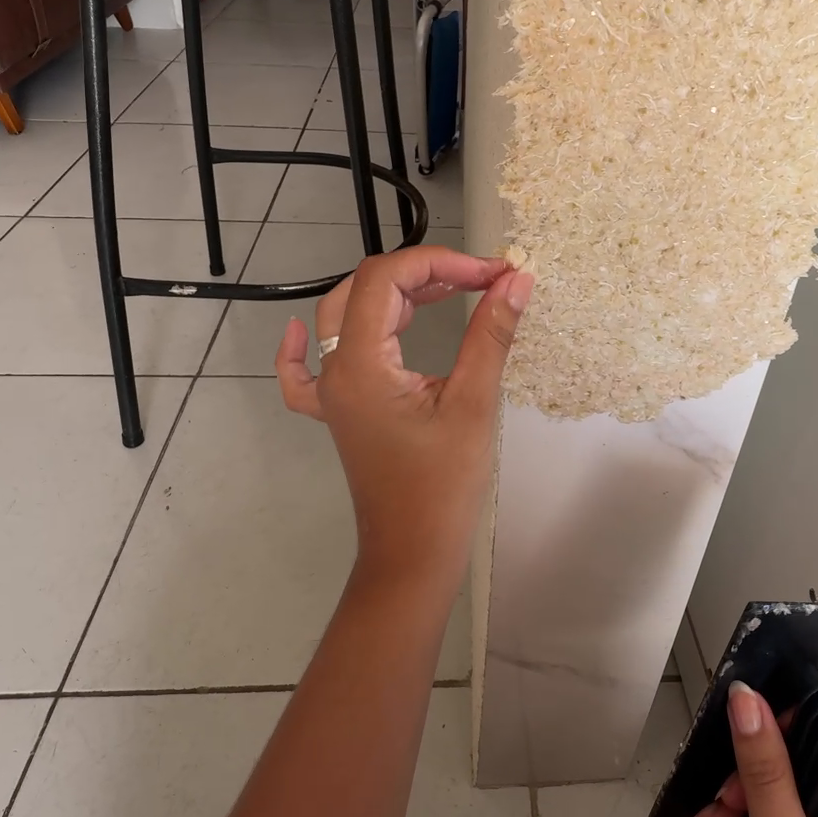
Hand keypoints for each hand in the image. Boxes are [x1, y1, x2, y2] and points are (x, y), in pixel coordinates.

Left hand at [275, 245, 534, 579]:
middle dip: (426, 273)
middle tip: (483, 282)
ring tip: (447, 291)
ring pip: (344, 315)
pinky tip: (302, 332)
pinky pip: (305, 371)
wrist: (412, 554)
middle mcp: (335, 368)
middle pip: (365, 289)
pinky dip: (301, 346)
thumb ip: (491, 334)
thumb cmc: (443, 485)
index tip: (493, 273)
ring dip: (393, 295)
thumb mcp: (472, 403)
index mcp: (360, 362)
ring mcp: (331, 391)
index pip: (388, 278)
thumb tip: (516, 280)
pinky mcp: (337, 413)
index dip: (441, 262)